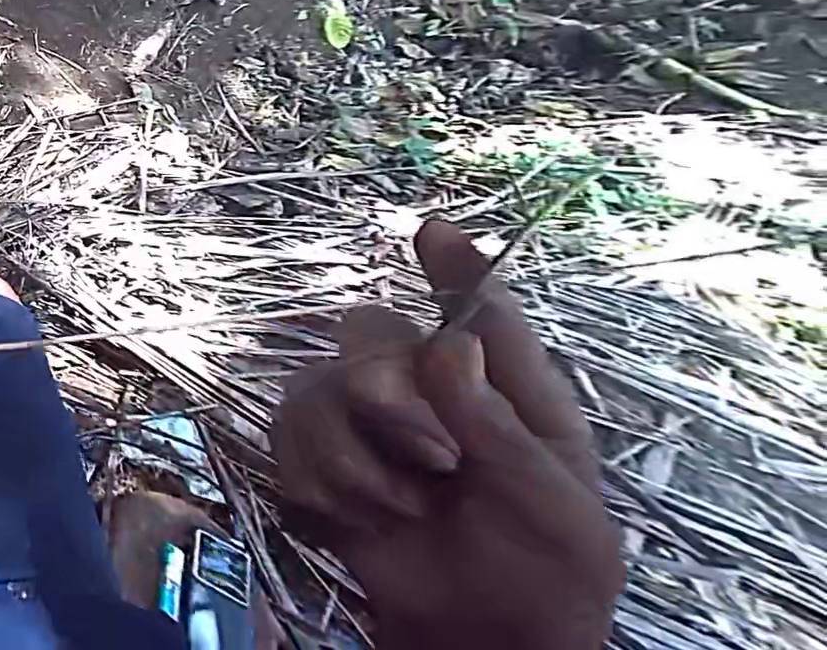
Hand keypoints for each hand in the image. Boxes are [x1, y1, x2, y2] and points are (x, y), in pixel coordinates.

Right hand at [270, 220, 622, 649]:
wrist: (466, 629)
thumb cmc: (539, 569)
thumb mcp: (553, 512)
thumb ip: (499, 427)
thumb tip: (447, 345)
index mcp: (495, 388)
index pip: (472, 310)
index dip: (454, 266)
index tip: (433, 229)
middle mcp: (414, 382)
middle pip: (366, 335)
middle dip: (387, 400)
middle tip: (431, 461)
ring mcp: (350, 407)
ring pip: (316, 388)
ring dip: (359, 461)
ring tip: (399, 506)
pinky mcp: (305, 439)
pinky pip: (287, 432)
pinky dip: (325, 482)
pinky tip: (359, 512)